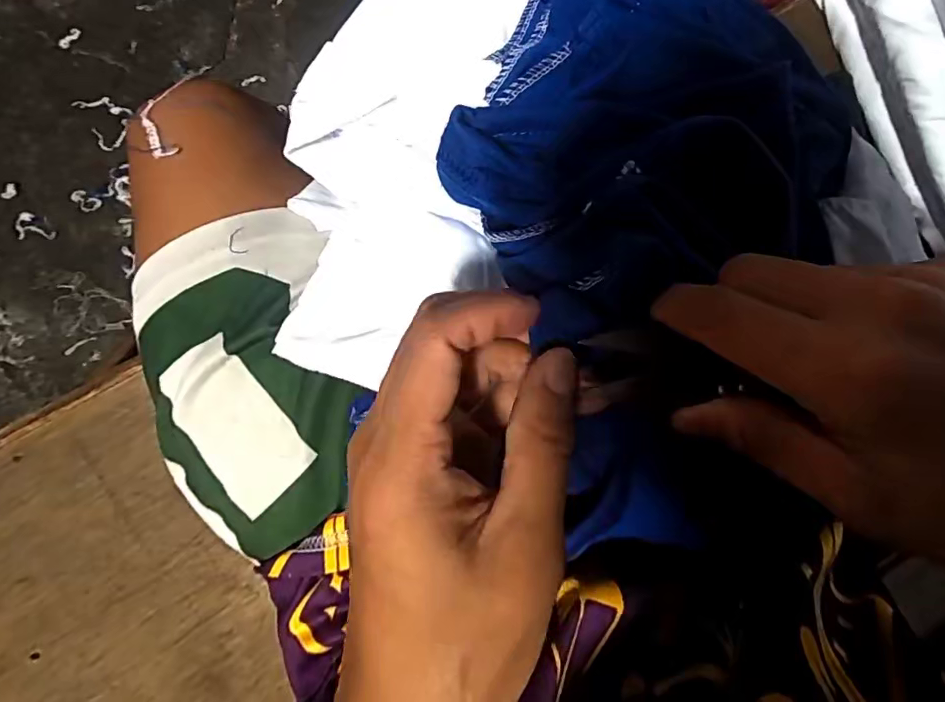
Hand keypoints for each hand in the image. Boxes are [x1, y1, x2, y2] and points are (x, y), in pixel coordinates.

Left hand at [340, 293, 577, 701]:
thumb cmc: (468, 635)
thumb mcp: (525, 535)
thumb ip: (544, 435)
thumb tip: (561, 356)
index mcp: (399, 449)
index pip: (434, 335)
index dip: (490, 310)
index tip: (546, 320)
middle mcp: (383, 434)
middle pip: (443, 348)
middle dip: (508, 356)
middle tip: (560, 402)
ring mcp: (392, 450)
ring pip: (453, 375)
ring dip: (508, 385)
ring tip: (550, 434)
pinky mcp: (409, 467)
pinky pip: (454, 410)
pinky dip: (497, 413)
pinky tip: (529, 448)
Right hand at [653, 256, 944, 701]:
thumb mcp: (862, 500)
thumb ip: (765, 439)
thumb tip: (686, 412)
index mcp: (849, 368)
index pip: (725, 309)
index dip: (678, 310)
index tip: (658, 320)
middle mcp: (880, 299)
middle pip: (756, 267)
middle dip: (724, 299)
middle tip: (727, 349)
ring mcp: (925, 274)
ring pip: (810, 268)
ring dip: (787, 303)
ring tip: (814, 361)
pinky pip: (868, 273)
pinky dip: (845, 303)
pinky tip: (885, 351)